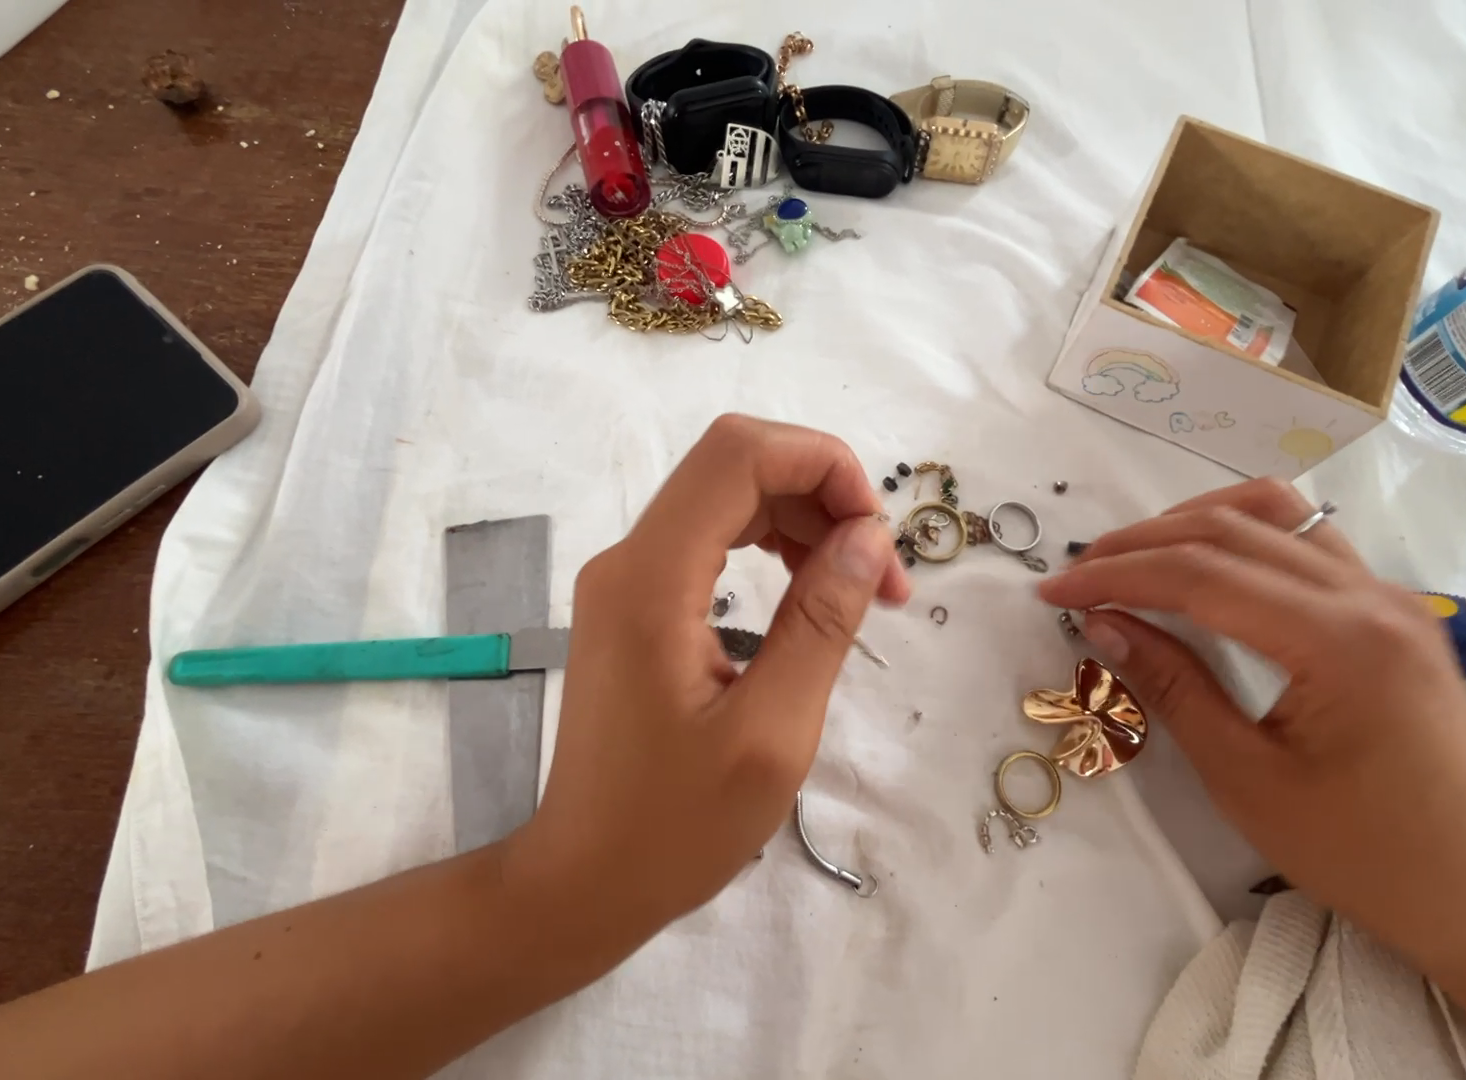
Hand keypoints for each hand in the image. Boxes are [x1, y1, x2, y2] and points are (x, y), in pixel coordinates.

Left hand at [514, 415, 909, 942]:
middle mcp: (629, 558)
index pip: (739, 455)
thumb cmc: (674, 827)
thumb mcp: (771, 733)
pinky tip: (812, 594)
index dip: (823, 464)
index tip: (878, 536)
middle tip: (882, 575)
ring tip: (862, 589)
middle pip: (737, 466)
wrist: (584, 878)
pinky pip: (714, 539)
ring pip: (730, 498)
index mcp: (652, 579)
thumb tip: (868, 537)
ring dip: (805, 522)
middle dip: (823, 495)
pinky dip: (774, 547)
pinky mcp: (636, 601)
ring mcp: (627, 577)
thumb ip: (821, 623)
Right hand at [1038, 478, 1465, 965]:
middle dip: (1138, 544)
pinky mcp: (1391, 608)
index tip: (1053, 593)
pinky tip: (1204, 561)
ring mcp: (1389, 594)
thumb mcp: (1243, 775)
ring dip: (1189, 523)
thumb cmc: (1358, 852)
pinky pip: (1305, 536)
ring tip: (1134, 558)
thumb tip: (1103, 624)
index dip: (1114, 576)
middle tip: (1077, 576)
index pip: (1199, 574)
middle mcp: (1370, 596)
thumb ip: (1171, 684)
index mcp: (1339, 641)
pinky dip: (1239, 532)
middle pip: (1228, 529)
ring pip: (1272, 512)